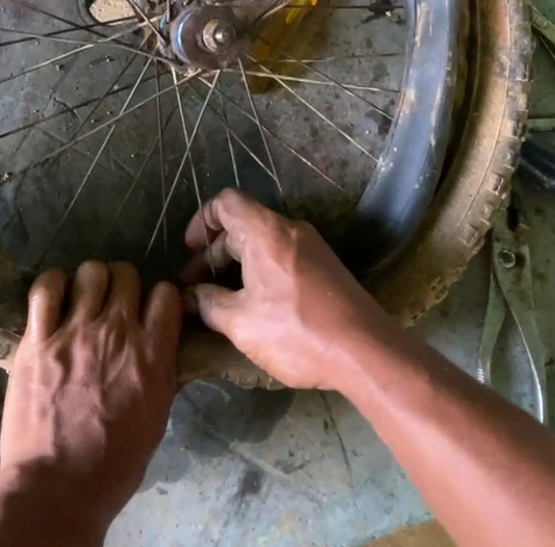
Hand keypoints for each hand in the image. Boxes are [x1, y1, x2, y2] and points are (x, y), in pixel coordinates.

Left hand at [0, 261, 181, 530]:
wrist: (57, 488)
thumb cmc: (114, 465)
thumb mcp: (156, 419)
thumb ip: (162, 374)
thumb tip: (167, 348)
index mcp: (152, 353)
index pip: (165, 294)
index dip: (158, 298)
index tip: (149, 310)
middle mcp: (117, 331)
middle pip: (126, 274)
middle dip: (123, 284)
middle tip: (113, 302)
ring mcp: (74, 331)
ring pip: (90, 273)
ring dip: (90, 281)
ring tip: (82, 298)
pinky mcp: (38, 339)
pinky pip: (45, 289)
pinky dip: (52, 285)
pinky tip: (53, 297)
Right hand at [180, 189, 401, 390]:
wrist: (366, 352)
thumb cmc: (297, 332)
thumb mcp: (241, 323)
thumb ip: (208, 304)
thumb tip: (187, 296)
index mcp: (266, 231)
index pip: (225, 202)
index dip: (201, 221)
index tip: (190, 252)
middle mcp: (289, 229)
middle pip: (242, 225)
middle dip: (214, 254)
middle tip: (197, 290)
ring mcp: (310, 248)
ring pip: (262, 244)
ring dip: (236, 267)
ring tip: (220, 303)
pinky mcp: (323, 268)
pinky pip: (281, 257)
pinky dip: (259, 273)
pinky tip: (252, 307)